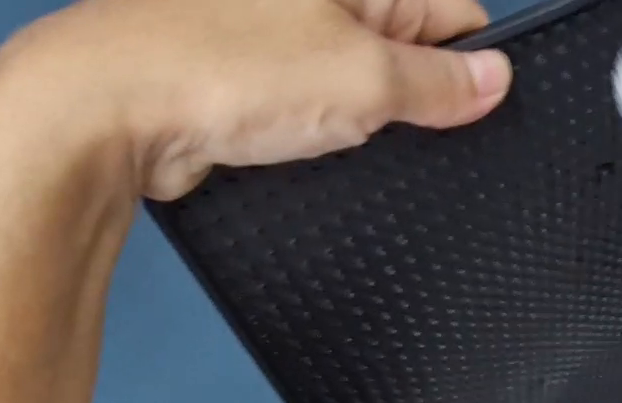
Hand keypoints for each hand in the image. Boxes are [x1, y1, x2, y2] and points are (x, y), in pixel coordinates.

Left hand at [0, 0, 513, 198]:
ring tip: (396, 163)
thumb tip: (498, 78)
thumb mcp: (361, 79)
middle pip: (411, 51)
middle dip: (431, 100)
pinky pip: (327, 112)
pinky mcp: (265, 86)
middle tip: (446, 152)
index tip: (490, 115)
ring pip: (368, 88)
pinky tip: (352, 166)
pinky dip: (343, 140)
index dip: (475, 64)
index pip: (451, 15)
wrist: (123, 108)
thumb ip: (435, 82)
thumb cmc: (236, 72)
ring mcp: (292, 42)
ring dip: (385, 128)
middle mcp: (326, 2)